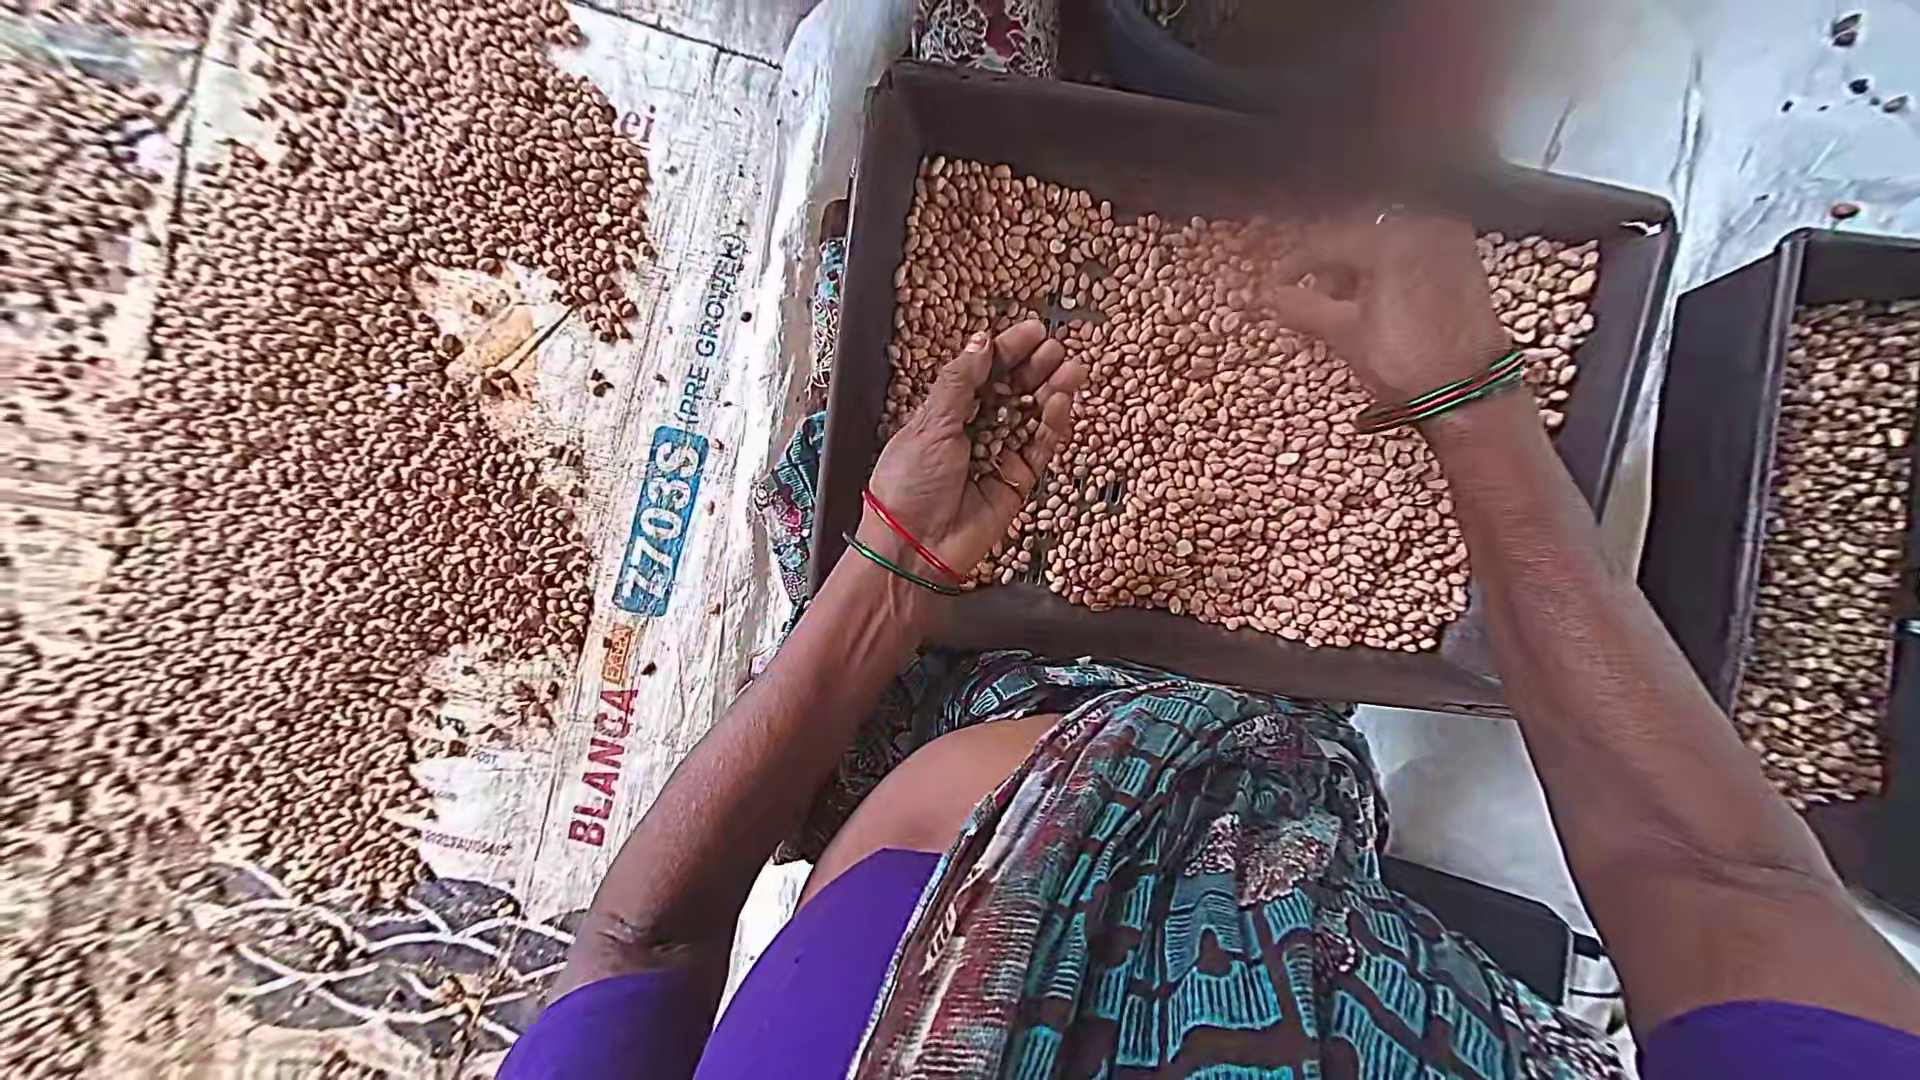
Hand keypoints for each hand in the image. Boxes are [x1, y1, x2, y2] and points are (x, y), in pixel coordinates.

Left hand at [863, 319, 1086, 580]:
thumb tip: (982, 341)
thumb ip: (960, 383)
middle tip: (1056, 349)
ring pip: (1031, 417)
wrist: (915, 545)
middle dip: (1034, 368)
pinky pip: (1039, 448)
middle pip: (1012, 392)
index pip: (983, 374)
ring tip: (1070, 368)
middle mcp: (976, 431)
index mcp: (947, 413)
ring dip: (1050, 392)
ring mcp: (998, 455)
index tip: (1033, 331)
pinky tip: (1061, 401)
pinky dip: (1052, 425)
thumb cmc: (911, 481)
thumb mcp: (930, 424)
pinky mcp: (1018, 481)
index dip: (1007, 351)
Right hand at [1263, 213, 1510, 401]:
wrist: (1464, 388)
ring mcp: (1447, 243)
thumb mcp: (1342, 332)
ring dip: (1352, 270)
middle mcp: (1427, 227)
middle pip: (1357, 235)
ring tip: (1335, 306)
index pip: (1329, 239)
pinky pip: (1406, 253)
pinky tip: (1366, 302)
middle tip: (1303, 296)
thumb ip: (1301, 306)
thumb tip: (1273, 296)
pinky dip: (1379, 271)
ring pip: (1382, 243)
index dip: (1294, 262)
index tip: (1275, 284)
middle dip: (1325, 267)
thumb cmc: (1404, 359)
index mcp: (1396, 239)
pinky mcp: (1459, 262)